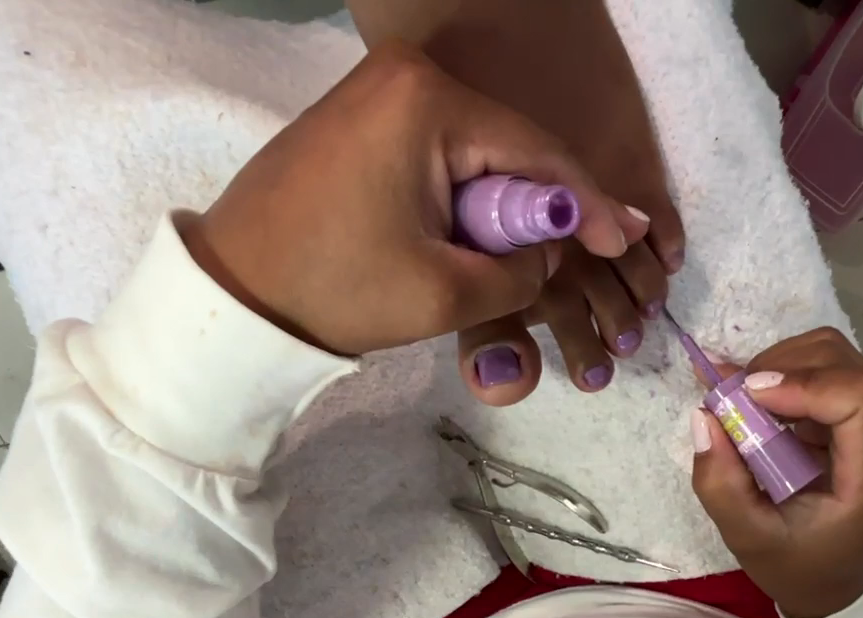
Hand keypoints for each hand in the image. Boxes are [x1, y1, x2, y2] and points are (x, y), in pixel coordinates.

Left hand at [353, 0, 683, 400]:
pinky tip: (472, 241)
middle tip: (579, 258)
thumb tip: (548, 253)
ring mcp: (380, 94)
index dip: (590, 205)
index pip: (539, 152)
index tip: (626, 242)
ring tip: (517, 263)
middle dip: (544, 211)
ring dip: (503, 213)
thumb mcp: (448, 294)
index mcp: (428, 102)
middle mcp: (406, 78)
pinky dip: (466, 203)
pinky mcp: (364, 121)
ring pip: (478, 156)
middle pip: (511, 147)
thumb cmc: (337, 290)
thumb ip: (522, 273)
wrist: (236, 294)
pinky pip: (441, 157)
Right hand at [690, 329, 862, 617]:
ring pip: (838, 358)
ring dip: (782, 367)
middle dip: (782, 367)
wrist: (835, 582)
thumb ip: (721, 485)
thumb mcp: (748, 539)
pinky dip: (787, 375)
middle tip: (731, 395)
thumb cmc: (797, 566)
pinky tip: (757, 402)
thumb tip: (704, 417)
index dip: (805, 383)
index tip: (748, 396)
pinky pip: (830, 373)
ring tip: (742, 399)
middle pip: (848, 366)